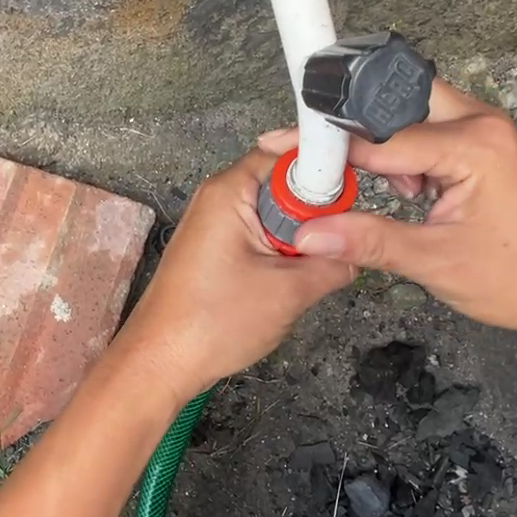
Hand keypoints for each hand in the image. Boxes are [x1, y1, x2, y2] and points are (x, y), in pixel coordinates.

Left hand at [112, 149, 355, 395]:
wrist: (161, 361)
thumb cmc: (208, 324)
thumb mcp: (289, 291)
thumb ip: (333, 264)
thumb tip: (355, 253)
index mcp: (229, 191)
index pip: (288, 154)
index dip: (326, 172)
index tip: (353, 199)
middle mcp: (217, 198)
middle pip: (283, 183)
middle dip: (314, 212)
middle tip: (334, 243)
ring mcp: (213, 224)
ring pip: (274, 214)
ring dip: (297, 237)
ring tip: (307, 267)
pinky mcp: (214, 248)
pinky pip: (258, 235)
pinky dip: (278, 253)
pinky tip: (285, 279)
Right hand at [257, 80, 516, 337]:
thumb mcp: (432, 261)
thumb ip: (366, 240)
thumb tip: (311, 233)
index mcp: (476, 146)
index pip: (381, 137)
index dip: (330, 149)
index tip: (289, 151)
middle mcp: (483, 124)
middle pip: (395, 101)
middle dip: (357, 130)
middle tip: (328, 163)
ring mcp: (485, 131)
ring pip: (410, 112)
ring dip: (384, 144)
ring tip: (395, 193)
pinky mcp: (482, 144)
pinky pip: (428, 129)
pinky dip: (404, 154)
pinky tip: (411, 192)